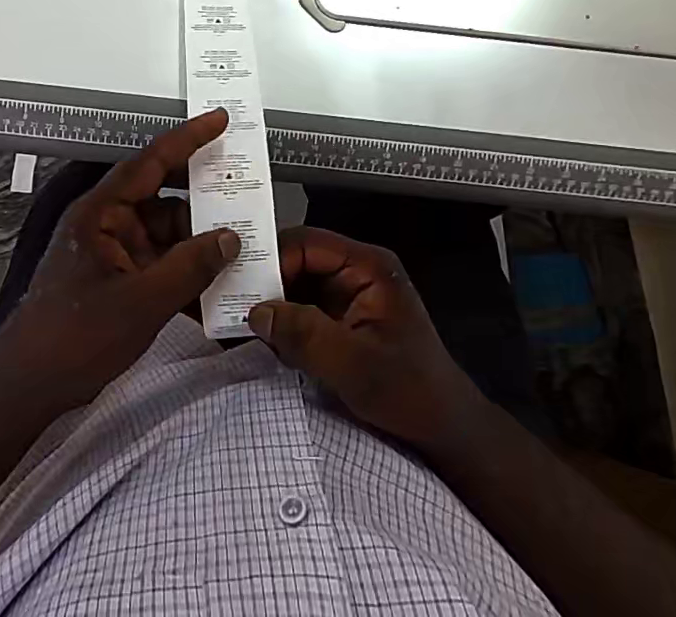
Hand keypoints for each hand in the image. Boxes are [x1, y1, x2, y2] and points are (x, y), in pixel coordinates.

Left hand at [0, 110, 241, 411]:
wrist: (32, 383)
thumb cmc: (75, 335)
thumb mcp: (141, 302)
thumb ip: (189, 267)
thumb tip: (228, 239)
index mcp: (101, 213)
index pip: (148, 164)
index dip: (186, 140)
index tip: (218, 120)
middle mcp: (107, 225)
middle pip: (163, 200)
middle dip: (203, 202)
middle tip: (246, 195)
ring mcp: (113, 253)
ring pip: (166, 236)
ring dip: (198, 245)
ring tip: (243, 250)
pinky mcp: (118, 280)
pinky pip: (160, 264)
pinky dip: (185, 272)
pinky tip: (217, 286)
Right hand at [248, 227, 482, 448]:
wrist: (443, 432)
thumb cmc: (411, 393)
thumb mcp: (356, 365)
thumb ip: (306, 334)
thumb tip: (257, 313)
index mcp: (369, 268)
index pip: (307, 243)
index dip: (272, 259)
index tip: (243, 286)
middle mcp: (354, 272)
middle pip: (295, 259)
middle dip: (264, 281)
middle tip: (232, 302)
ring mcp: (344, 295)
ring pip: (291, 283)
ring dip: (268, 302)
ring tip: (239, 320)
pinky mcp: (336, 318)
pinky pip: (296, 307)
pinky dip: (277, 320)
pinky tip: (261, 337)